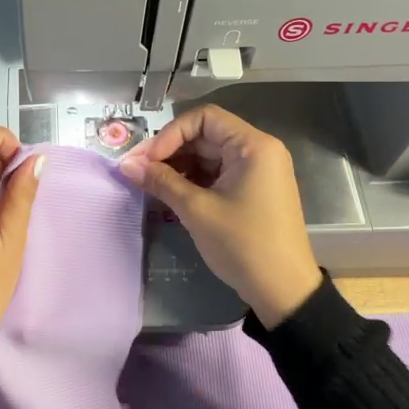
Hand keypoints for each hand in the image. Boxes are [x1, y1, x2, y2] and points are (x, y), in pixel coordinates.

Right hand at [118, 106, 323, 327]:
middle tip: (138, 172)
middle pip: (205, 135)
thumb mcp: (197, 210)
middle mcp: (259, 151)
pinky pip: (218, 173)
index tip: (146, 159)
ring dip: (179, 167)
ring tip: (150, 185)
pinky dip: (193, 180)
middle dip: (170, 151)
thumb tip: (125, 165)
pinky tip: (170, 194)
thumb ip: (160, 181)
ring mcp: (258, 172)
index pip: (204, 118)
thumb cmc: (243, 244)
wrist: (283, 290)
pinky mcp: (253, 191)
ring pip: (209, 156)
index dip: (170, 134)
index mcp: (253, 146)